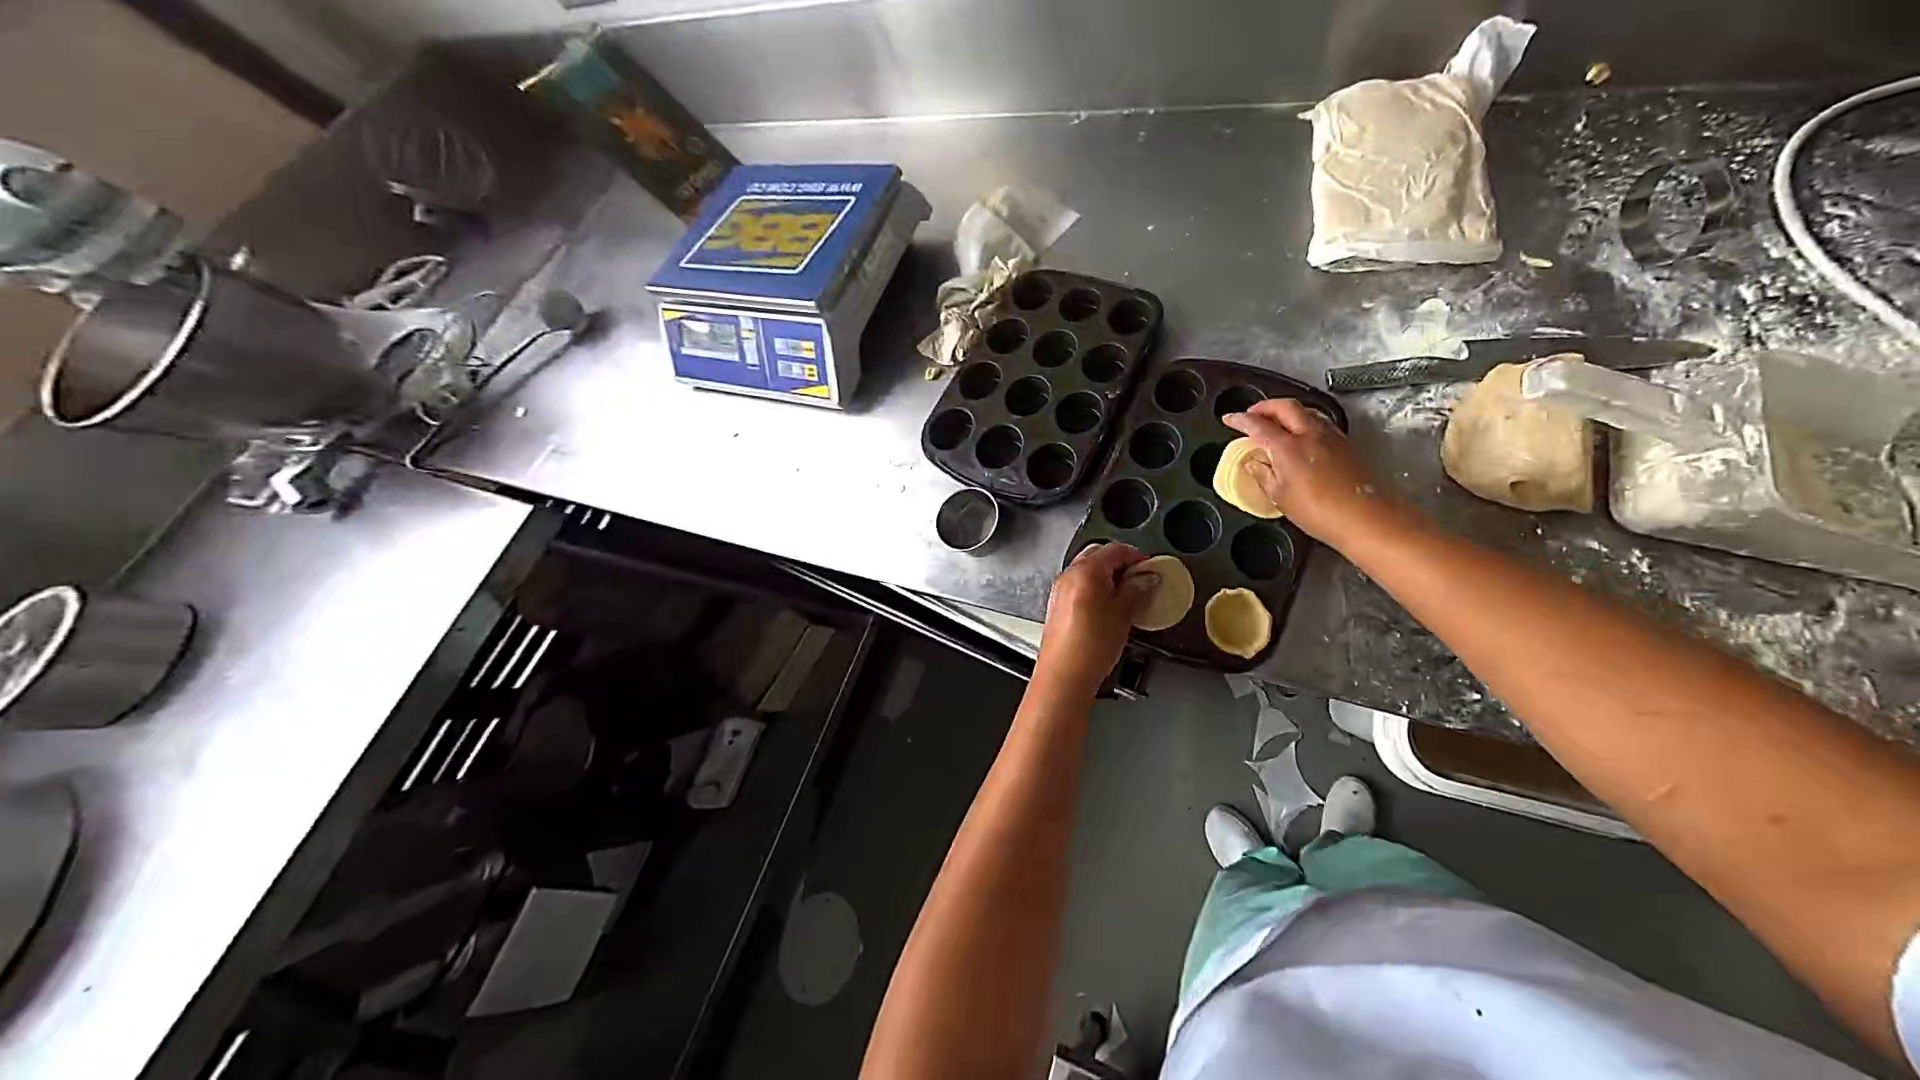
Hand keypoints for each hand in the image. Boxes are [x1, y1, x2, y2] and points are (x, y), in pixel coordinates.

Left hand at [1038, 542, 1153, 687]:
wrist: (1064, 676)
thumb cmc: (1089, 648)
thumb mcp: (1124, 614)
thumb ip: (1138, 590)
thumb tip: (1147, 579)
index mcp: (1085, 571)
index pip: (1115, 549)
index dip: (1137, 556)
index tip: (1150, 567)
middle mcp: (1068, 576)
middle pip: (1098, 555)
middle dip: (1121, 563)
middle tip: (1141, 578)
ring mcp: (1060, 590)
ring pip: (1087, 570)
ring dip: (1108, 576)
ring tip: (1128, 595)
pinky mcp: (1057, 605)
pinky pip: (1079, 586)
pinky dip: (1095, 588)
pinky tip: (1109, 607)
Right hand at [1223, 399, 1391, 542]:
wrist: (1364, 517)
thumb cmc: (1319, 511)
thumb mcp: (1280, 497)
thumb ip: (1263, 475)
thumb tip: (1253, 464)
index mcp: (1287, 446)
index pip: (1258, 425)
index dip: (1240, 420)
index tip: (1230, 419)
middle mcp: (1310, 434)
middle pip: (1285, 406)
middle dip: (1265, 406)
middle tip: (1252, 414)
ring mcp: (1331, 436)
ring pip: (1306, 411)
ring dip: (1287, 411)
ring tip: (1276, 422)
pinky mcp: (1345, 444)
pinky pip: (1320, 422)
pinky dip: (1304, 422)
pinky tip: (1301, 435)